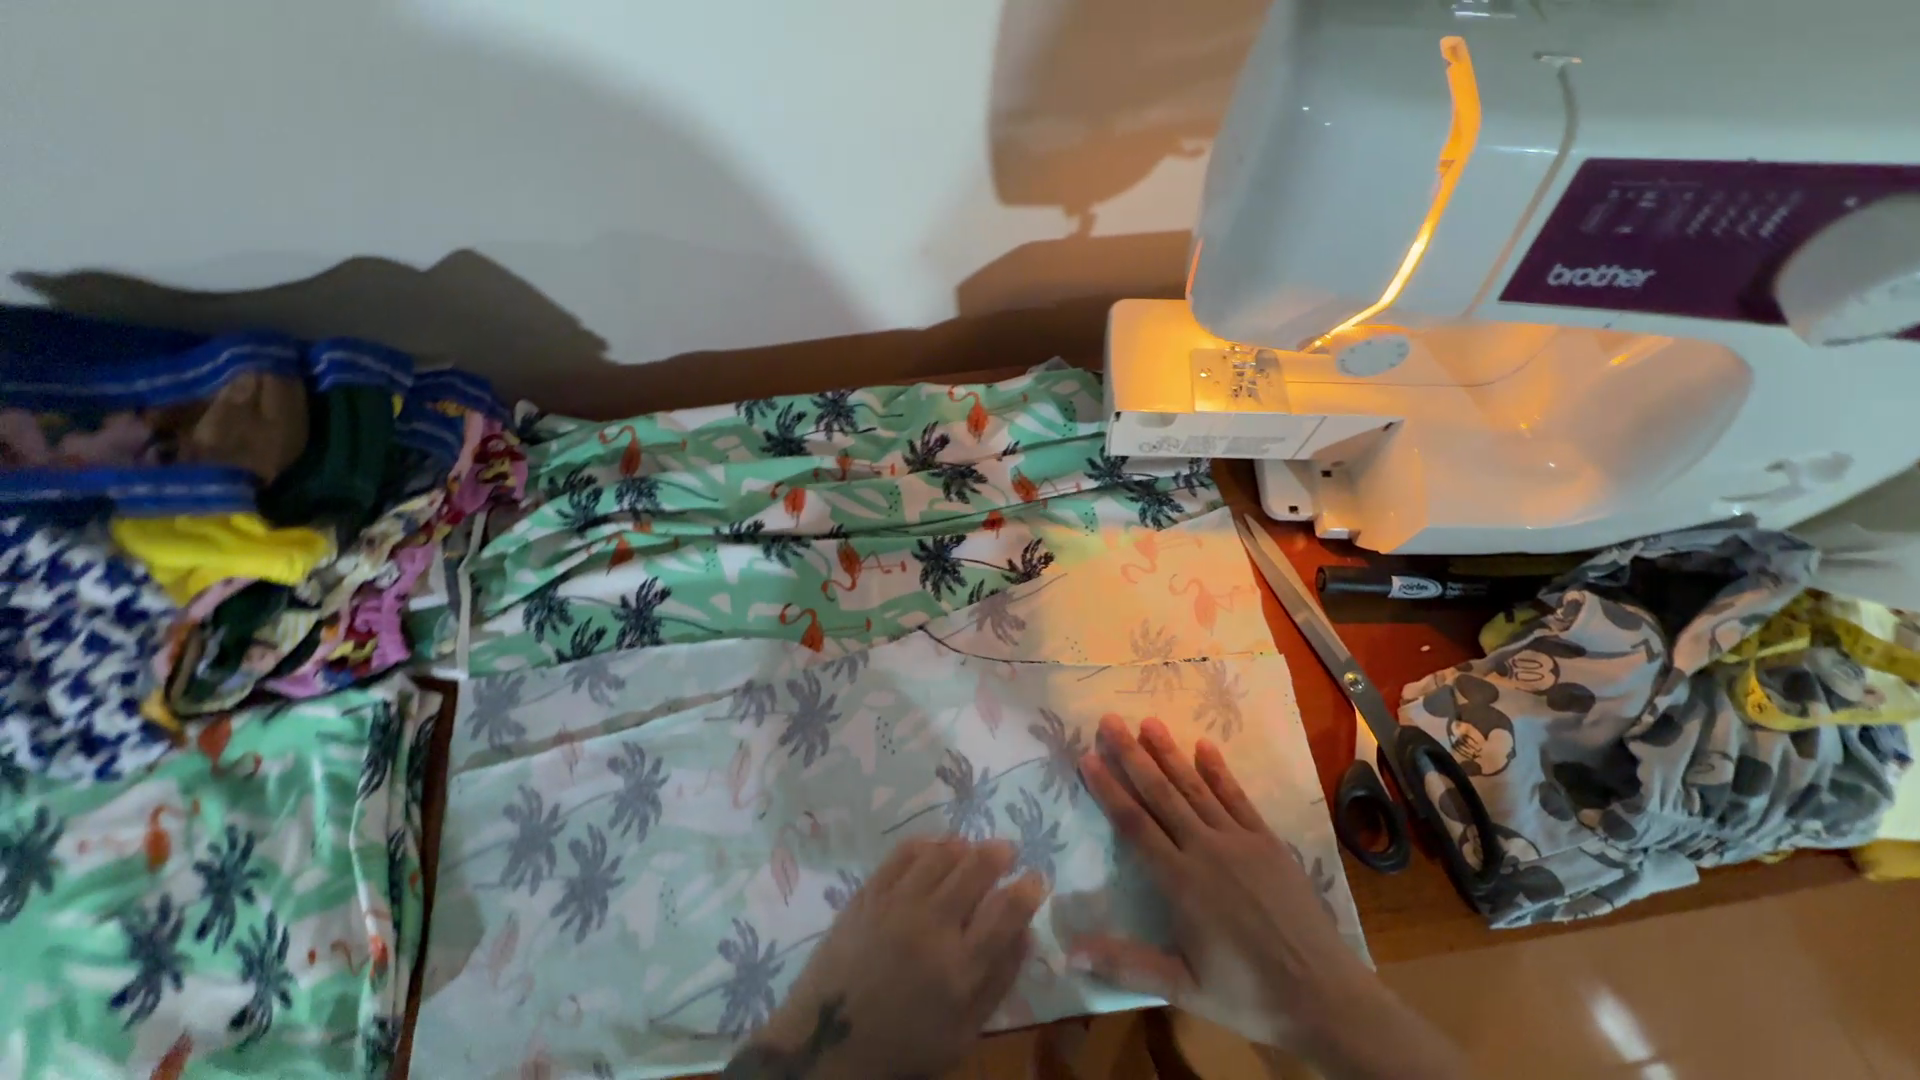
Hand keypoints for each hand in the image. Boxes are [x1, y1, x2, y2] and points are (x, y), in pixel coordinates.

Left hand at [725, 838, 1046, 1079]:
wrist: (829, 1042)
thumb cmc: (904, 1044)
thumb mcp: (963, 1032)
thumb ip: (999, 981)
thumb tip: (1027, 932)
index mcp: (961, 967)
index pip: (1008, 911)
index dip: (1030, 888)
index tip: (1037, 878)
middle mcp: (932, 927)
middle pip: (976, 868)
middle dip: (999, 853)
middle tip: (1007, 850)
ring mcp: (896, 905)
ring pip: (941, 855)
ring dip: (964, 846)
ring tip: (972, 849)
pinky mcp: (868, 895)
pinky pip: (903, 854)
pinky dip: (926, 845)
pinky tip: (936, 849)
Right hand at [1070, 717, 1466, 1079]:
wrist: (1324, 994)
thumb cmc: (1247, 994)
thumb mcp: (1182, 987)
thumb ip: (1126, 966)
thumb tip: (1069, 953)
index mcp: (1180, 882)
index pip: (1134, 825)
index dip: (1109, 789)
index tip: (1088, 757)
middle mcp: (1206, 850)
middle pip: (1161, 795)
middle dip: (1133, 756)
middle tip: (1110, 721)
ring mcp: (1241, 842)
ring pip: (1196, 789)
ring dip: (1170, 754)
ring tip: (1148, 722)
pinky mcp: (1268, 843)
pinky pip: (1238, 798)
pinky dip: (1219, 772)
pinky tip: (1205, 747)